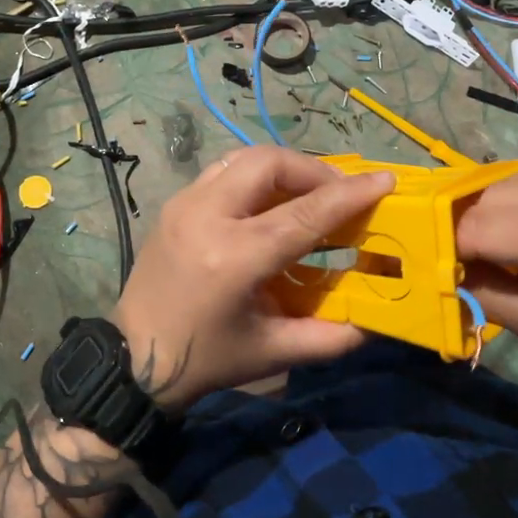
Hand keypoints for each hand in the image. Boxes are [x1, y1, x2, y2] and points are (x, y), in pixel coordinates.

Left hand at [109, 147, 393, 411]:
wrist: (133, 357)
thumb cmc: (206, 359)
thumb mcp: (272, 353)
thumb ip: (329, 336)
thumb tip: (375, 319)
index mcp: (233, 257)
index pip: (302, 213)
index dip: (347, 194)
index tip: (384, 180)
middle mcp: (206, 216)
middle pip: (268, 163)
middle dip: (312, 170)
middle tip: (339, 193)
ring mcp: (184, 203)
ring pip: (243, 158)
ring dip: (282, 167)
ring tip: (308, 194)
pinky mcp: (174, 202)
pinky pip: (222, 170)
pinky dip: (254, 175)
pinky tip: (270, 202)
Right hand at [457, 169, 517, 401]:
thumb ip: (482, 289)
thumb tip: (433, 266)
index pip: (476, 225)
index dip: (447, 247)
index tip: (434, 270)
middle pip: (486, 197)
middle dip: (462, 228)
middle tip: (457, 264)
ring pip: (502, 184)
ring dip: (484, 213)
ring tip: (488, 252)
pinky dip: (510, 205)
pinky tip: (517, 235)